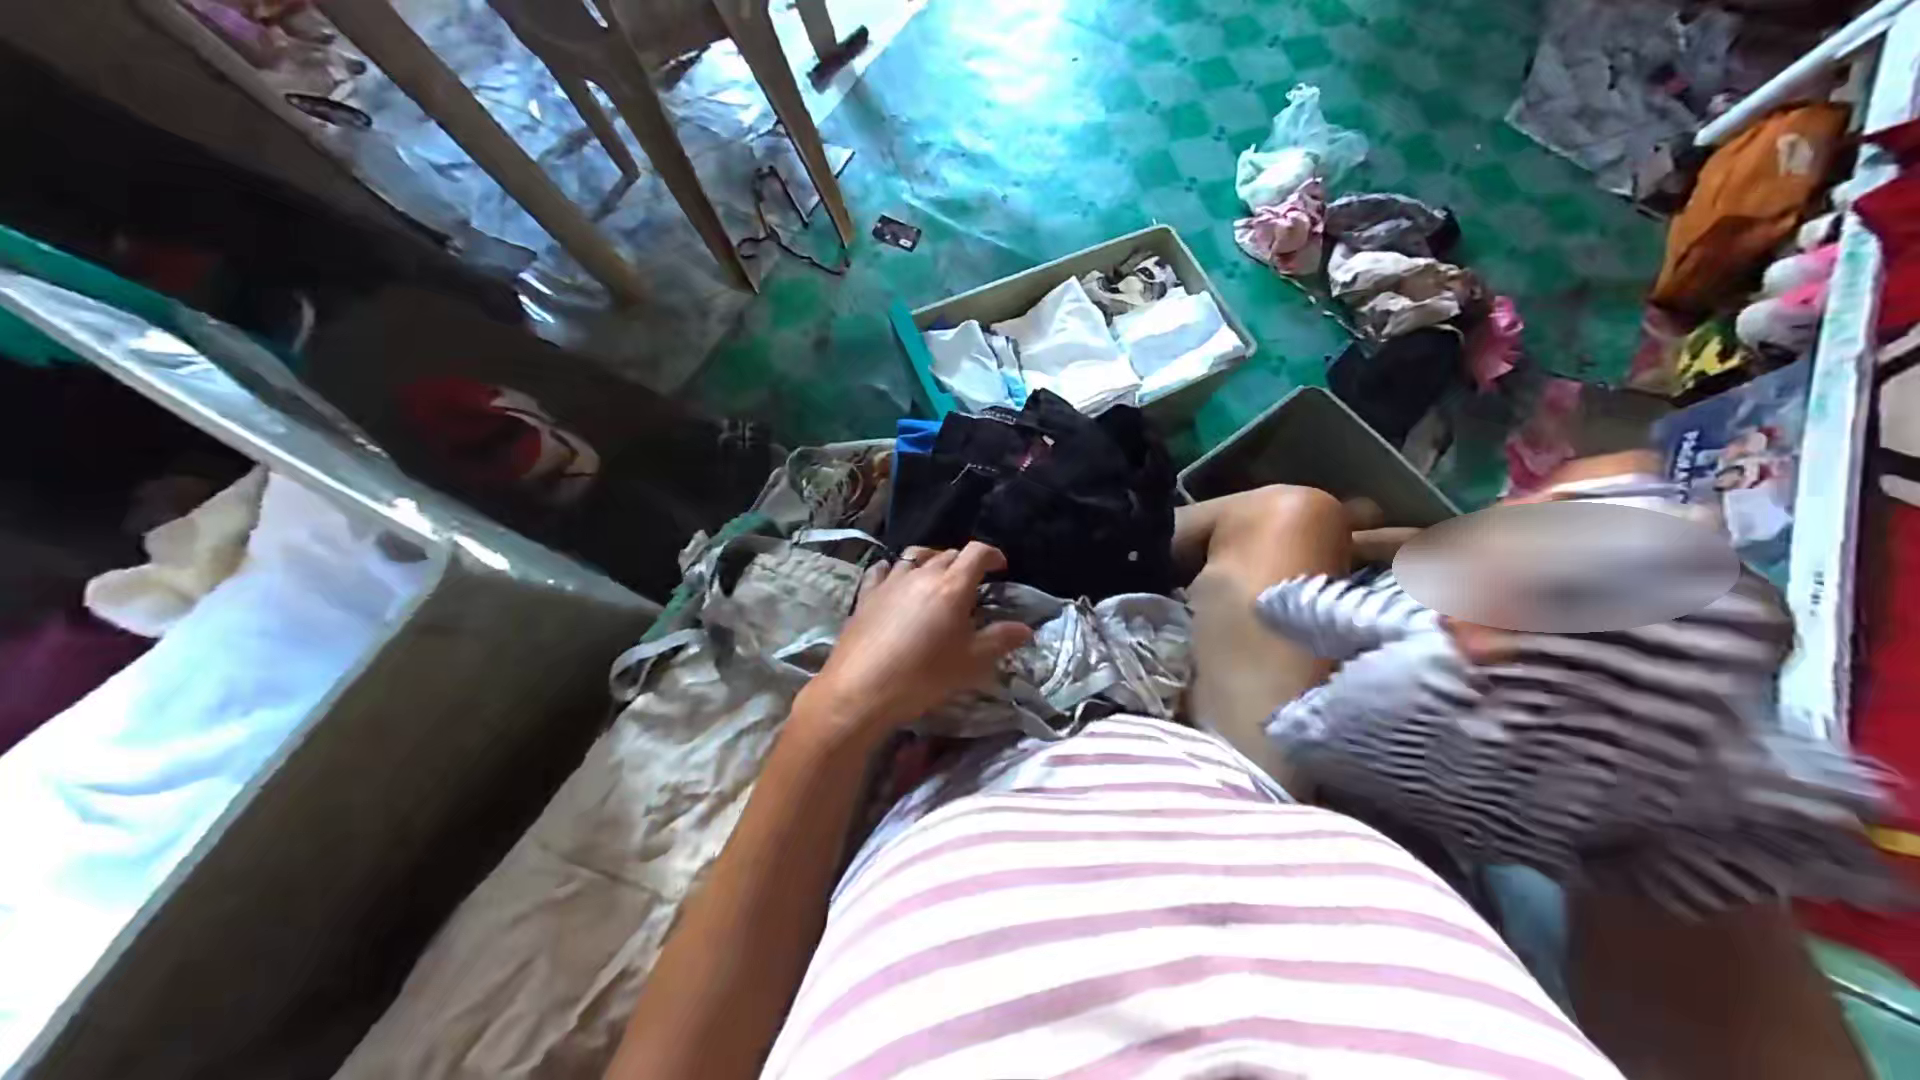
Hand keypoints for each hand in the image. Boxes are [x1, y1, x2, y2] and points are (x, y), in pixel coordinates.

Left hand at [798, 542, 1033, 739]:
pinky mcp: (866, 595)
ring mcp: (890, 582)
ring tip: (936, 578)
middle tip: (973, 584)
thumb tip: (1024, 628)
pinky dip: (895, 570)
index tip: (1001, 567)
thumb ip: (1000, 640)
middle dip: (964, 563)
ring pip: (915, 557)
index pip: (976, 553)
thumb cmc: (923, 676)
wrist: (861, 689)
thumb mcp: (971, 663)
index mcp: (952, 586)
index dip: (992, 555)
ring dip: (931, 561)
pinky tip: (895, 581)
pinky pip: (883, 570)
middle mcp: (921, 575)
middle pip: (947, 554)